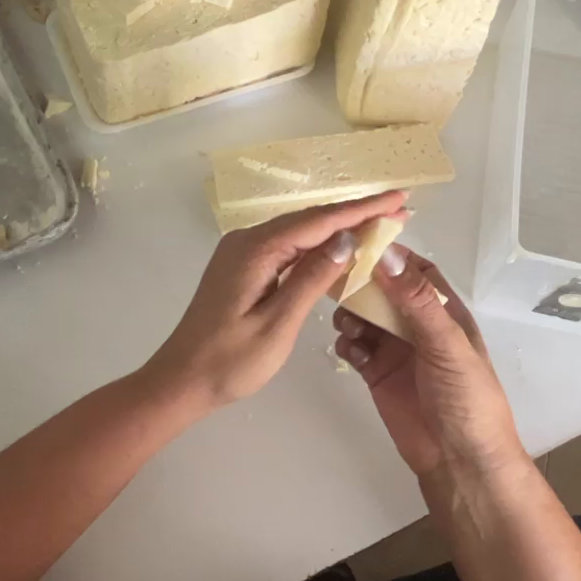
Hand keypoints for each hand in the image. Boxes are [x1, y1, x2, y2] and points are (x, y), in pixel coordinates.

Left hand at [144, 191, 409, 411]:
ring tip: (378, 225)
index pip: (318, 222)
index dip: (362, 210)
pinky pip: (285, 248)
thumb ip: (312, 279)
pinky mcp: (240, 269)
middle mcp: (246, 242)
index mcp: (255, 251)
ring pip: (297, 233)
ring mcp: (240, 254)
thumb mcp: (278, 324)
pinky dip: (315, 247)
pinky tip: (337, 250)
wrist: (181, 380)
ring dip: (336, 230)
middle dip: (354, 216)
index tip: (399, 199)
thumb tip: (345, 239)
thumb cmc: (230, 361)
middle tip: (399, 211)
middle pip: (308, 221)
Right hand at [333, 247, 525, 479]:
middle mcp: (418, 327)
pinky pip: (355, 349)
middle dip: (362, 285)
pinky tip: (348, 352)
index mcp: (444, 314)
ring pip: (365, 319)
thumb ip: (416, 302)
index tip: (360, 243)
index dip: (391, 256)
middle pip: (383, 292)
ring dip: (351, 315)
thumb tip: (387, 256)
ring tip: (346, 325)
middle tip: (336, 281)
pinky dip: (347, 345)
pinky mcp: (377, 374)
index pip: (416, 272)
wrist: (458, 460)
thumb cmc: (467, 399)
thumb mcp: (447, 345)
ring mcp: (396, 351)